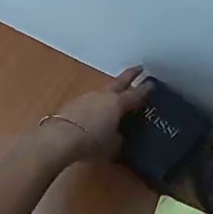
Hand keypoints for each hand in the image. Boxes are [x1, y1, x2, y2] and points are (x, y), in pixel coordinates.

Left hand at [37, 66, 153, 163]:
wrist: (61, 138)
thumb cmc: (93, 142)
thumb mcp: (112, 145)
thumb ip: (118, 138)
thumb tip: (118, 135)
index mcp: (118, 103)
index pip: (135, 94)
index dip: (145, 89)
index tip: (151, 83)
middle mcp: (103, 96)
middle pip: (119, 82)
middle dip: (130, 75)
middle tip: (139, 68)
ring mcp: (86, 97)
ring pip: (102, 92)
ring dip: (109, 92)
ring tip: (115, 95)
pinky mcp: (72, 104)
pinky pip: (89, 101)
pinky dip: (94, 104)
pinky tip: (93, 111)